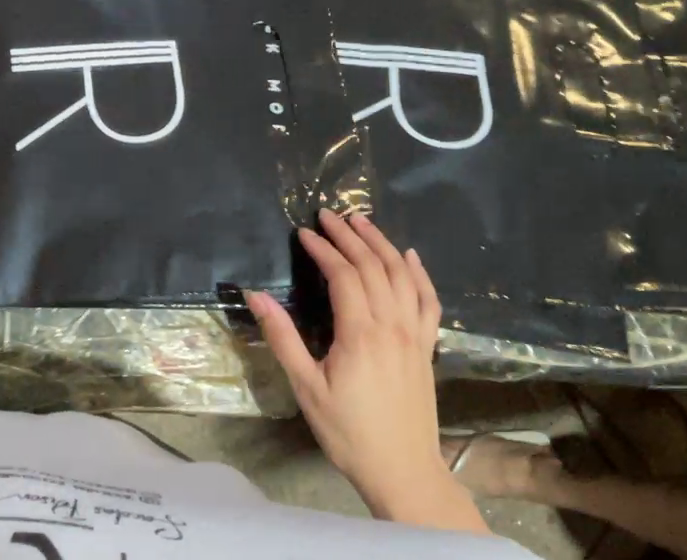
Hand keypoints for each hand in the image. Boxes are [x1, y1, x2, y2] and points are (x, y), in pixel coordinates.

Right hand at [246, 211, 485, 533]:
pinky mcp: (427, 348)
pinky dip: (420, 274)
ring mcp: (416, 336)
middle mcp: (393, 326)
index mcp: (362, 334)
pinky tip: (409, 257)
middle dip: (350, 236)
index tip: (303, 232)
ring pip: (402, 276)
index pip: (344, 275)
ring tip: (362, 221)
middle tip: (328, 214)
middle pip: (374, 267)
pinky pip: (429, 302)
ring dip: (382, 244)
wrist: (403, 471)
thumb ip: (283, 338)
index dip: (324, 249)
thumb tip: (256, 296)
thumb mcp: (306, 387)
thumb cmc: (348, 431)